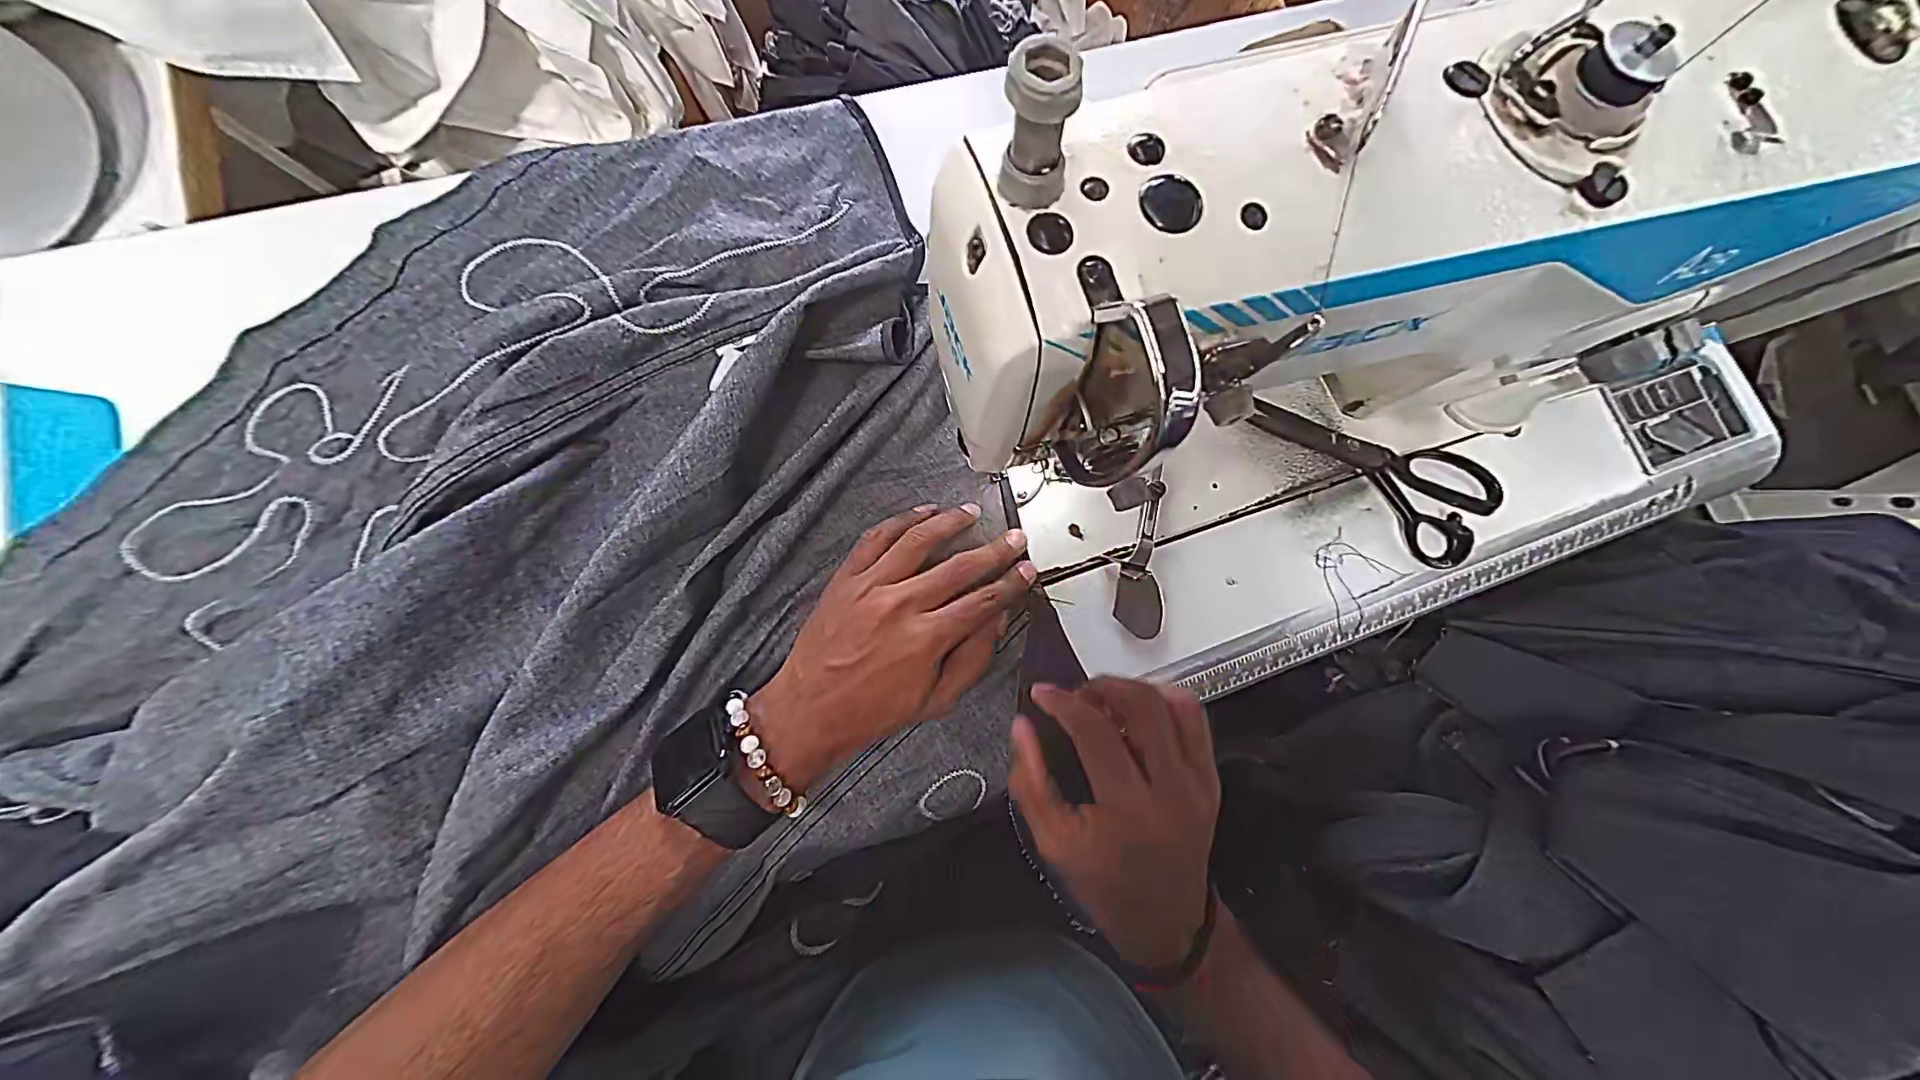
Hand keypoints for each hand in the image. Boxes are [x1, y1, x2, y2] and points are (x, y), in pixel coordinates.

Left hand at [748, 504, 1033, 796]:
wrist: (810, 710)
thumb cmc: (869, 710)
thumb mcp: (935, 699)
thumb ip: (972, 658)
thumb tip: (997, 622)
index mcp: (926, 639)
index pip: (983, 600)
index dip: (1011, 583)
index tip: (1024, 572)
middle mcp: (900, 606)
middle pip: (960, 566)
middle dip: (994, 550)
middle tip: (1012, 539)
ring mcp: (870, 588)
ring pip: (919, 541)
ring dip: (950, 522)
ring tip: (969, 513)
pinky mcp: (846, 579)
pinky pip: (876, 538)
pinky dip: (901, 521)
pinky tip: (920, 514)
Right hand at [1009, 679, 1219, 969]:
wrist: (1165, 920)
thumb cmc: (1105, 884)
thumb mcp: (1053, 841)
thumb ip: (1031, 781)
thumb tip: (1022, 726)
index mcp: (1127, 808)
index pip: (1095, 730)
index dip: (1063, 703)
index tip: (1043, 695)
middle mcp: (1171, 789)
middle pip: (1141, 705)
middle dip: (1101, 686)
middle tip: (1076, 695)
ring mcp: (1198, 783)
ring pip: (1174, 703)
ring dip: (1134, 689)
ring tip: (1106, 699)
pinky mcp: (1211, 779)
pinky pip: (1195, 720)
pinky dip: (1166, 701)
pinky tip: (1141, 710)